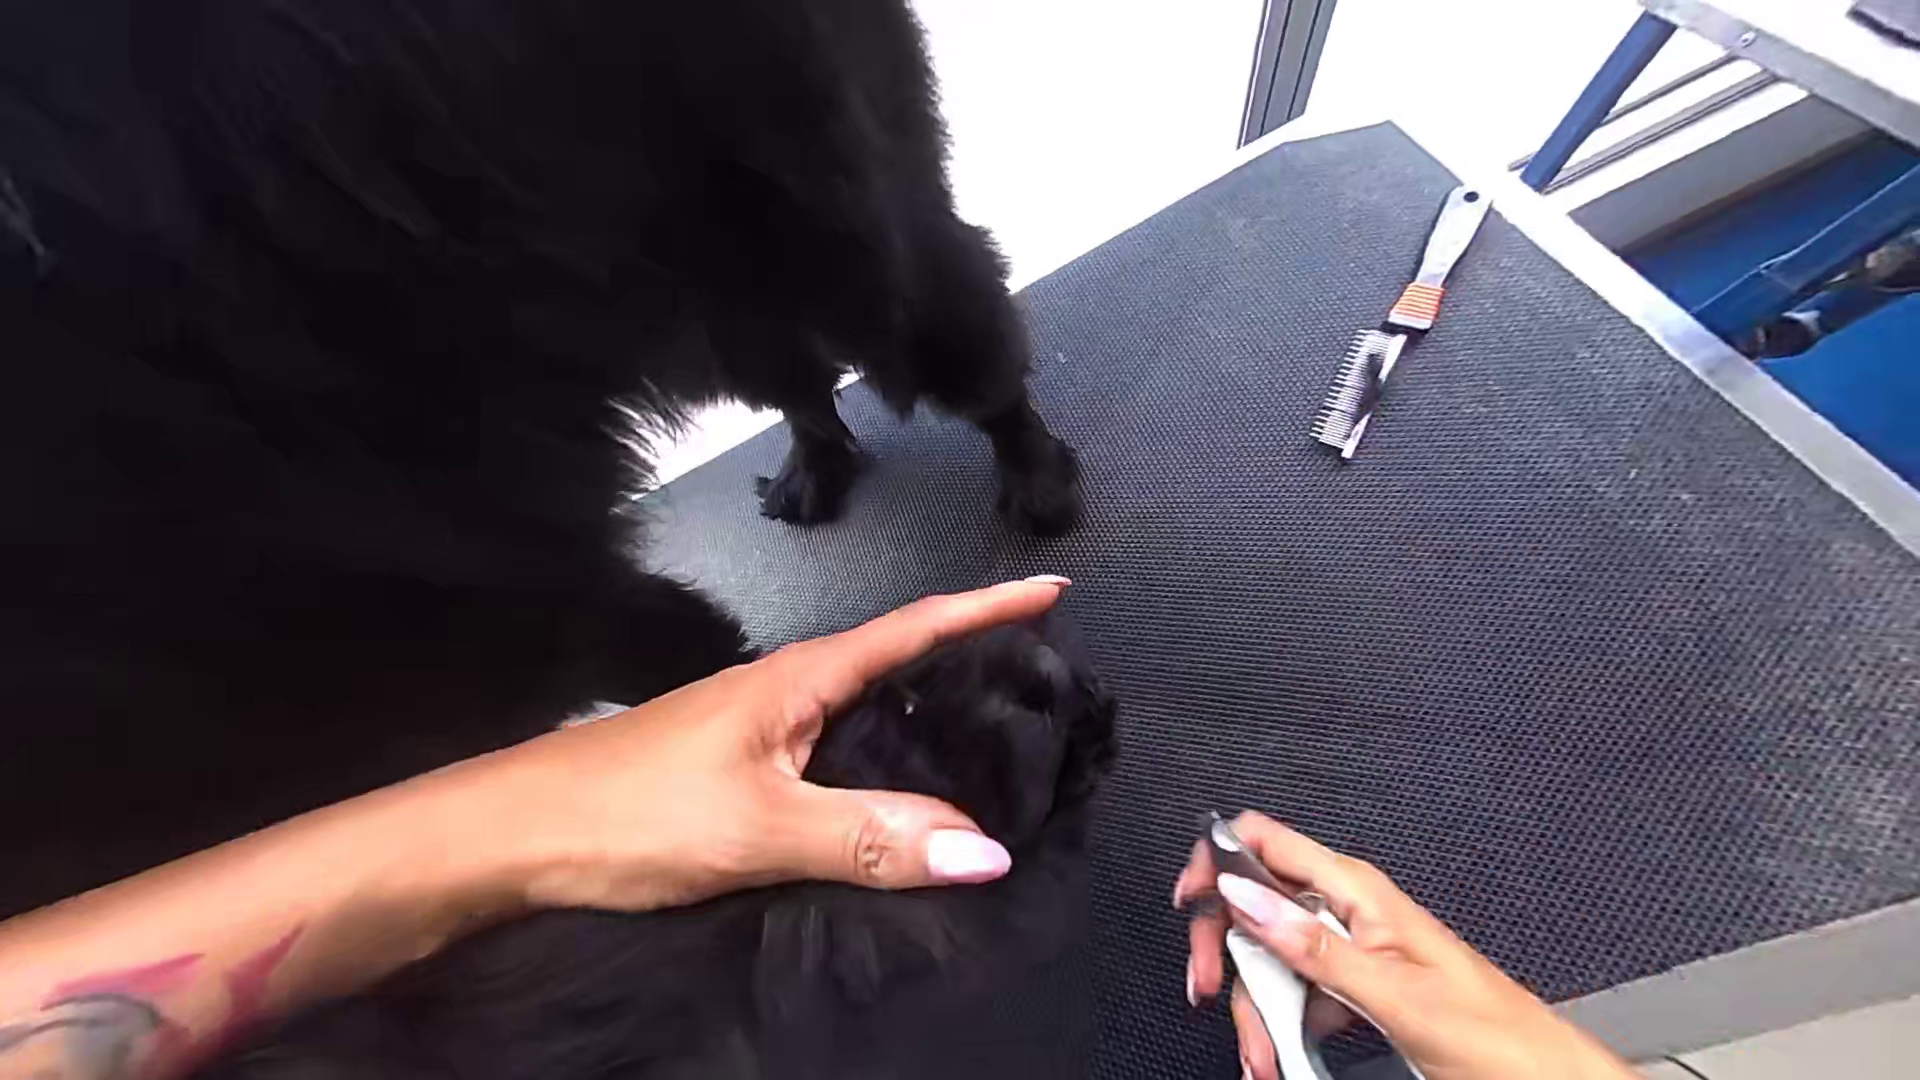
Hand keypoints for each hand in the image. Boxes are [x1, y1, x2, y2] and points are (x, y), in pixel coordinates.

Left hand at [464, 577, 1071, 912]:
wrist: (515, 830)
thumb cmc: (632, 813)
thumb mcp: (759, 827)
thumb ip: (871, 836)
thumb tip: (985, 850)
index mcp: (809, 673)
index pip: (921, 625)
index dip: (991, 605)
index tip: (1052, 588)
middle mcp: (801, 680)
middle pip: (908, 648)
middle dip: (978, 639)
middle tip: (1042, 653)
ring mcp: (779, 712)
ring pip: (880, 690)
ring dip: (940, 688)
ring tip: (998, 704)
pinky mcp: (762, 747)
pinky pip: (852, 727)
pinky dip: (899, 733)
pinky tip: (913, 762)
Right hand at [1175, 812, 1636, 1079]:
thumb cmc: (1503, 1042)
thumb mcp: (1398, 996)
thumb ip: (1313, 945)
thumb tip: (1242, 895)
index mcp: (1354, 887)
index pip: (1262, 839)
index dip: (1218, 856)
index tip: (1191, 895)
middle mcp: (1343, 904)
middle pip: (1253, 899)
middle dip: (1224, 942)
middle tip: (1207, 983)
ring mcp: (1345, 940)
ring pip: (1268, 948)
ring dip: (1250, 998)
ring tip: (1257, 1051)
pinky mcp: (1349, 976)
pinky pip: (1292, 982)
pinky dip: (1276, 1017)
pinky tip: (1277, 1051)